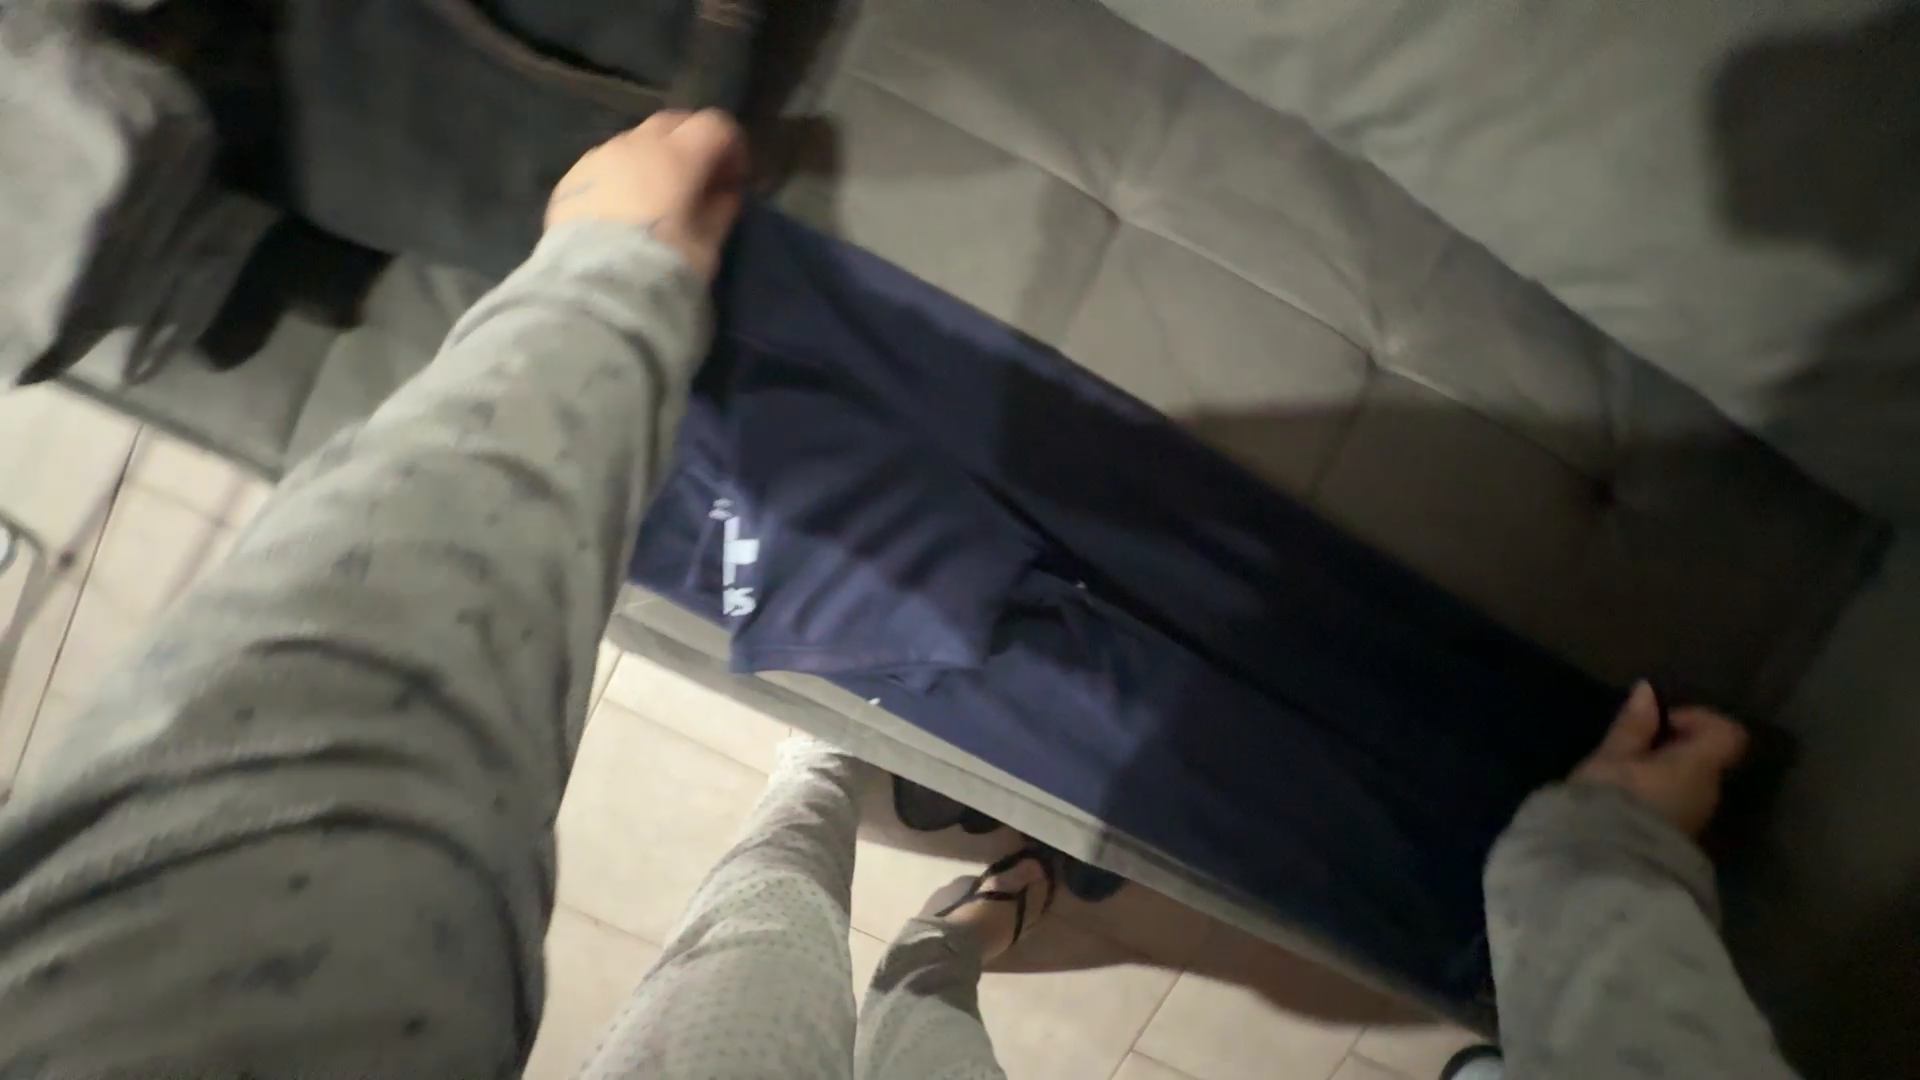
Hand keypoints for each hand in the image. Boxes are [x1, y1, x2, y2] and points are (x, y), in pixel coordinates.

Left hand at [545, 109, 748, 281]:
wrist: (598, 290)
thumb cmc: (664, 266)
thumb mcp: (707, 245)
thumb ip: (720, 210)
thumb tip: (726, 193)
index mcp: (676, 157)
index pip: (714, 126)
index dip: (732, 147)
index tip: (736, 178)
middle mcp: (635, 144)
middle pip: (673, 122)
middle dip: (693, 143)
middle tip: (702, 180)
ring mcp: (599, 157)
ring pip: (637, 140)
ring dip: (657, 157)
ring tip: (661, 198)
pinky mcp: (573, 178)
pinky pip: (608, 163)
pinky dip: (627, 174)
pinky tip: (628, 210)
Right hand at [1571, 680, 1748, 836]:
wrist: (1608, 859)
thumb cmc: (1609, 798)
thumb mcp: (1611, 756)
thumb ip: (1633, 726)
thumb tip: (1648, 689)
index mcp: (1698, 767)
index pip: (1726, 732)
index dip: (1698, 718)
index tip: (1659, 721)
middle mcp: (1711, 789)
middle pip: (1707, 755)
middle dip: (1674, 743)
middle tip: (1630, 746)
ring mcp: (1699, 812)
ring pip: (1693, 776)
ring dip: (1665, 766)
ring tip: (1623, 770)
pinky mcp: (1683, 829)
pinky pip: (1681, 795)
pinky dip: (1662, 785)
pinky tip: (1629, 792)